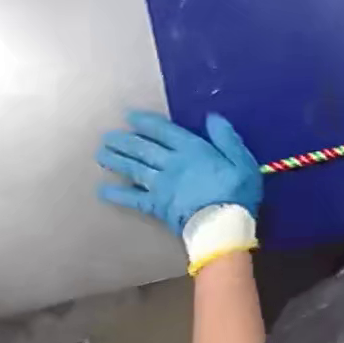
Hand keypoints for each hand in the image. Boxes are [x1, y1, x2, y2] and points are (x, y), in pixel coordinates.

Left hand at [96, 112, 262, 232]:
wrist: (223, 226)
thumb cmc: (237, 193)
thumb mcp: (242, 161)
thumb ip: (226, 138)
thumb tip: (212, 118)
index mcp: (192, 150)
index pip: (164, 132)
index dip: (146, 123)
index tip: (130, 116)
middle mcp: (171, 164)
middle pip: (143, 148)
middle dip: (124, 140)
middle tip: (107, 135)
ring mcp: (161, 185)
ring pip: (134, 168)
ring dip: (116, 160)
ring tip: (101, 153)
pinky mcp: (157, 206)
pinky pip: (133, 198)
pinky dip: (118, 194)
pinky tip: (103, 190)